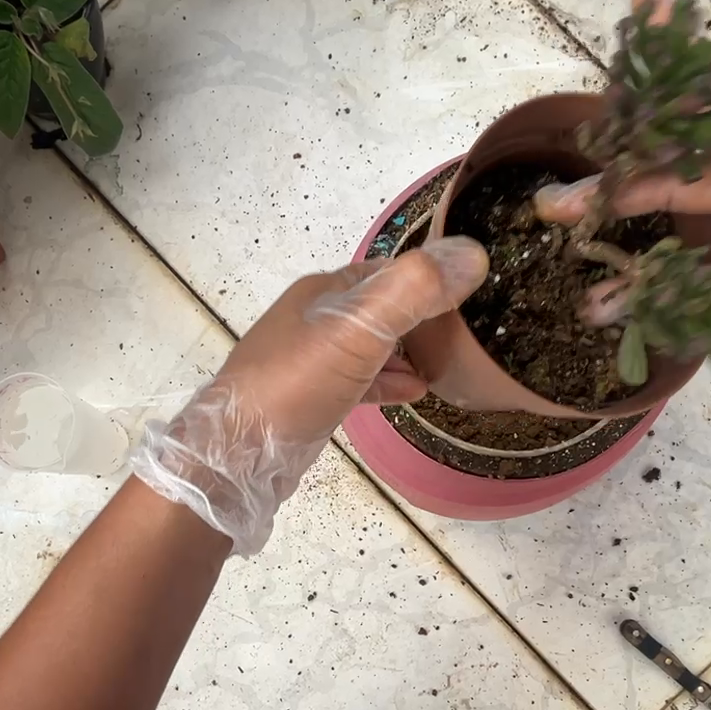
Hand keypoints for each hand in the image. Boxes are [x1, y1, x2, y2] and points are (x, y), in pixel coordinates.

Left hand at [131, 238, 487, 552]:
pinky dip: (386, 382)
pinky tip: (413, 392)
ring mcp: (309, 361)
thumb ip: (413, 292)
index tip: (471, 292)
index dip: (429, 277)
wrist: (239, 453)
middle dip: (421, 317)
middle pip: (379, 309)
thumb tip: (472, 256)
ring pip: (370, 346)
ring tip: (445, 363)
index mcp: (325, 291)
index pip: (388, 270)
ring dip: (406, 352)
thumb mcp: (359, 329)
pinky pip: (358, 381)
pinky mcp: (310, 398)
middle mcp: (315, 320)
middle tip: (465, 333)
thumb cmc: (296, 383)